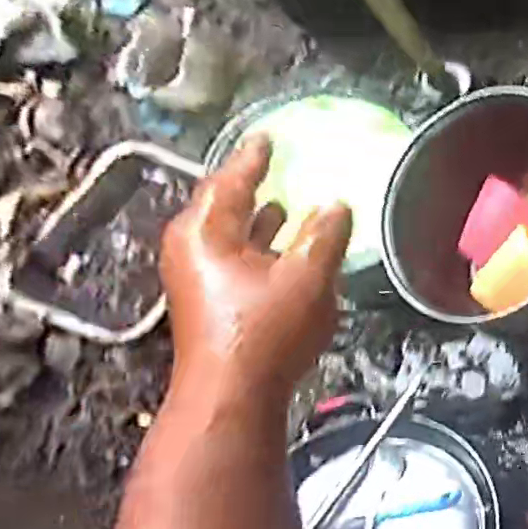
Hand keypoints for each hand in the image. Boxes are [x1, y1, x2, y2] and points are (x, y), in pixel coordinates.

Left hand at [161, 136, 351, 399]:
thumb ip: (324, 238)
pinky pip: (240, 261)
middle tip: (280, 174)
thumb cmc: (267, 330)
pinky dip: (264, 250)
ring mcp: (199, 277)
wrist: (234, 389)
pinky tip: (287, 256)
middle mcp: (192, 249)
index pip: (229, 183)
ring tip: (289, 211)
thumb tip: (335, 205)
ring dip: (263, 224)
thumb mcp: (307, 280)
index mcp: (205, 233)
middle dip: (255, 193)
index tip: (268, 139)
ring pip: (234, 237)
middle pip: (226, 209)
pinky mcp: (214, 302)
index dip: (253, 160)